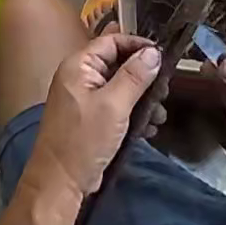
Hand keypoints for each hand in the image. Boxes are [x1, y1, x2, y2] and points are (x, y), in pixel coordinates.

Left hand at [28, 33, 162, 201]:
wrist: (59, 183)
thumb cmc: (84, 139)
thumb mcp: (114, 105)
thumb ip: (134, 76)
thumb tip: (154, 52)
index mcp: (79, 65)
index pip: (112, 41)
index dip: (138, 46)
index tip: (163, 57)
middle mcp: (80, 76)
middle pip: (118, 64)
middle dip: (144, 76)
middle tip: (165, 91)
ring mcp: (84, 98)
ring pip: (120, 87)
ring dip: (142, 98)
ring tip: (160, 114)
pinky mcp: (90, 118)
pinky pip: (116, 106)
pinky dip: (133, 113)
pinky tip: (149, 127)